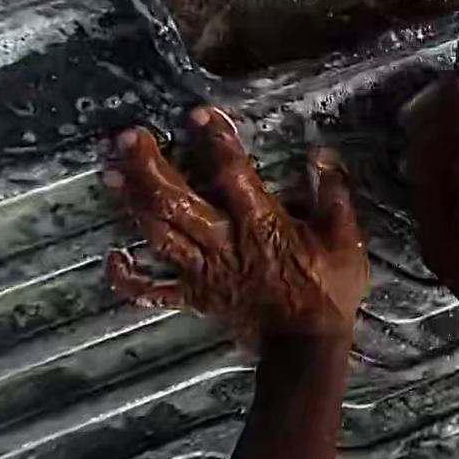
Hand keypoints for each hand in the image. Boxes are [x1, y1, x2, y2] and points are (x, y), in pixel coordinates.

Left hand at [104, 106, 369, 341]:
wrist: (307, 344)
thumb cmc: (328, 287)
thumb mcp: (346, 238)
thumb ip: (334, 195)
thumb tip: (321, 156)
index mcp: (261, 224)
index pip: (232, 175)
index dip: (215, 142)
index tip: (200, 114)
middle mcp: (223, 243)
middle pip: (176, 201)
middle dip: (149, 166)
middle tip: (129, 137)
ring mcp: (203, 271)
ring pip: (158, 234)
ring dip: (132, 203)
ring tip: (113, 173)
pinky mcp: (195, 296)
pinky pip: (151, 289)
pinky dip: (126, 275)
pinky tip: (112, 255)